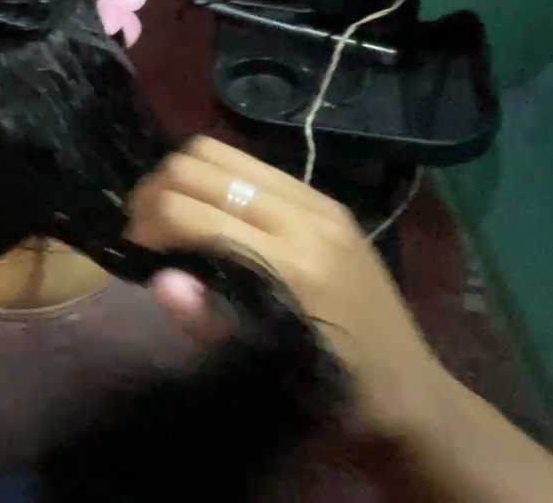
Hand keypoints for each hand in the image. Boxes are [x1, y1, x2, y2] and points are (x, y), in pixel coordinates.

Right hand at [126, 136, 449, 437]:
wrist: (417, 400)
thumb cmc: (335, 396)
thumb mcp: (266, 371)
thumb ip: (206, 321)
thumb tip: (156, 279)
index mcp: (291, 265)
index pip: (187, 210)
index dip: (145, 224)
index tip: (135, 252)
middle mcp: (305, 219)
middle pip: (194, 166)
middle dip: (153, 193)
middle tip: (144, 230)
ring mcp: (318, 202)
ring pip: (215, 151)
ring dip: (178, 179)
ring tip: (169, 215)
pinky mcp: (324, 199)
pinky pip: (247, 162)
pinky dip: (211, 178)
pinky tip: (209, 211)